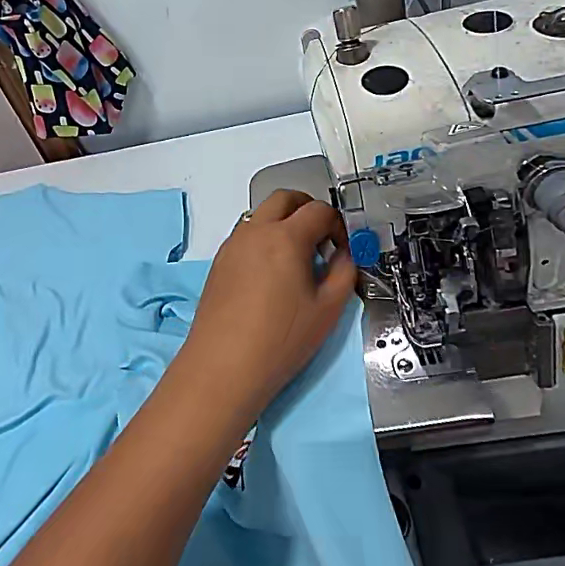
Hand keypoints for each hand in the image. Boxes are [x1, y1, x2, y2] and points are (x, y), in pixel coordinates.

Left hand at [173, 191, 358, 428]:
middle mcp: (255, 231)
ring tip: (297, 258)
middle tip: (322, 237)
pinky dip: (264, 237)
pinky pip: (246, 234)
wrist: (223, 366)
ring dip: (283, 221)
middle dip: (308, 209)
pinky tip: (272, 273)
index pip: (319, 211)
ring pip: (262, 214)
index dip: (337, 224)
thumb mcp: (328, 310)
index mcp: (285, 237)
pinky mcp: (219, 261)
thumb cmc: (280, 340)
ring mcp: (233, 244)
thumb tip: (344, 256)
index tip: (343, 247)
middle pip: (285, 199)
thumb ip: (344, 273)